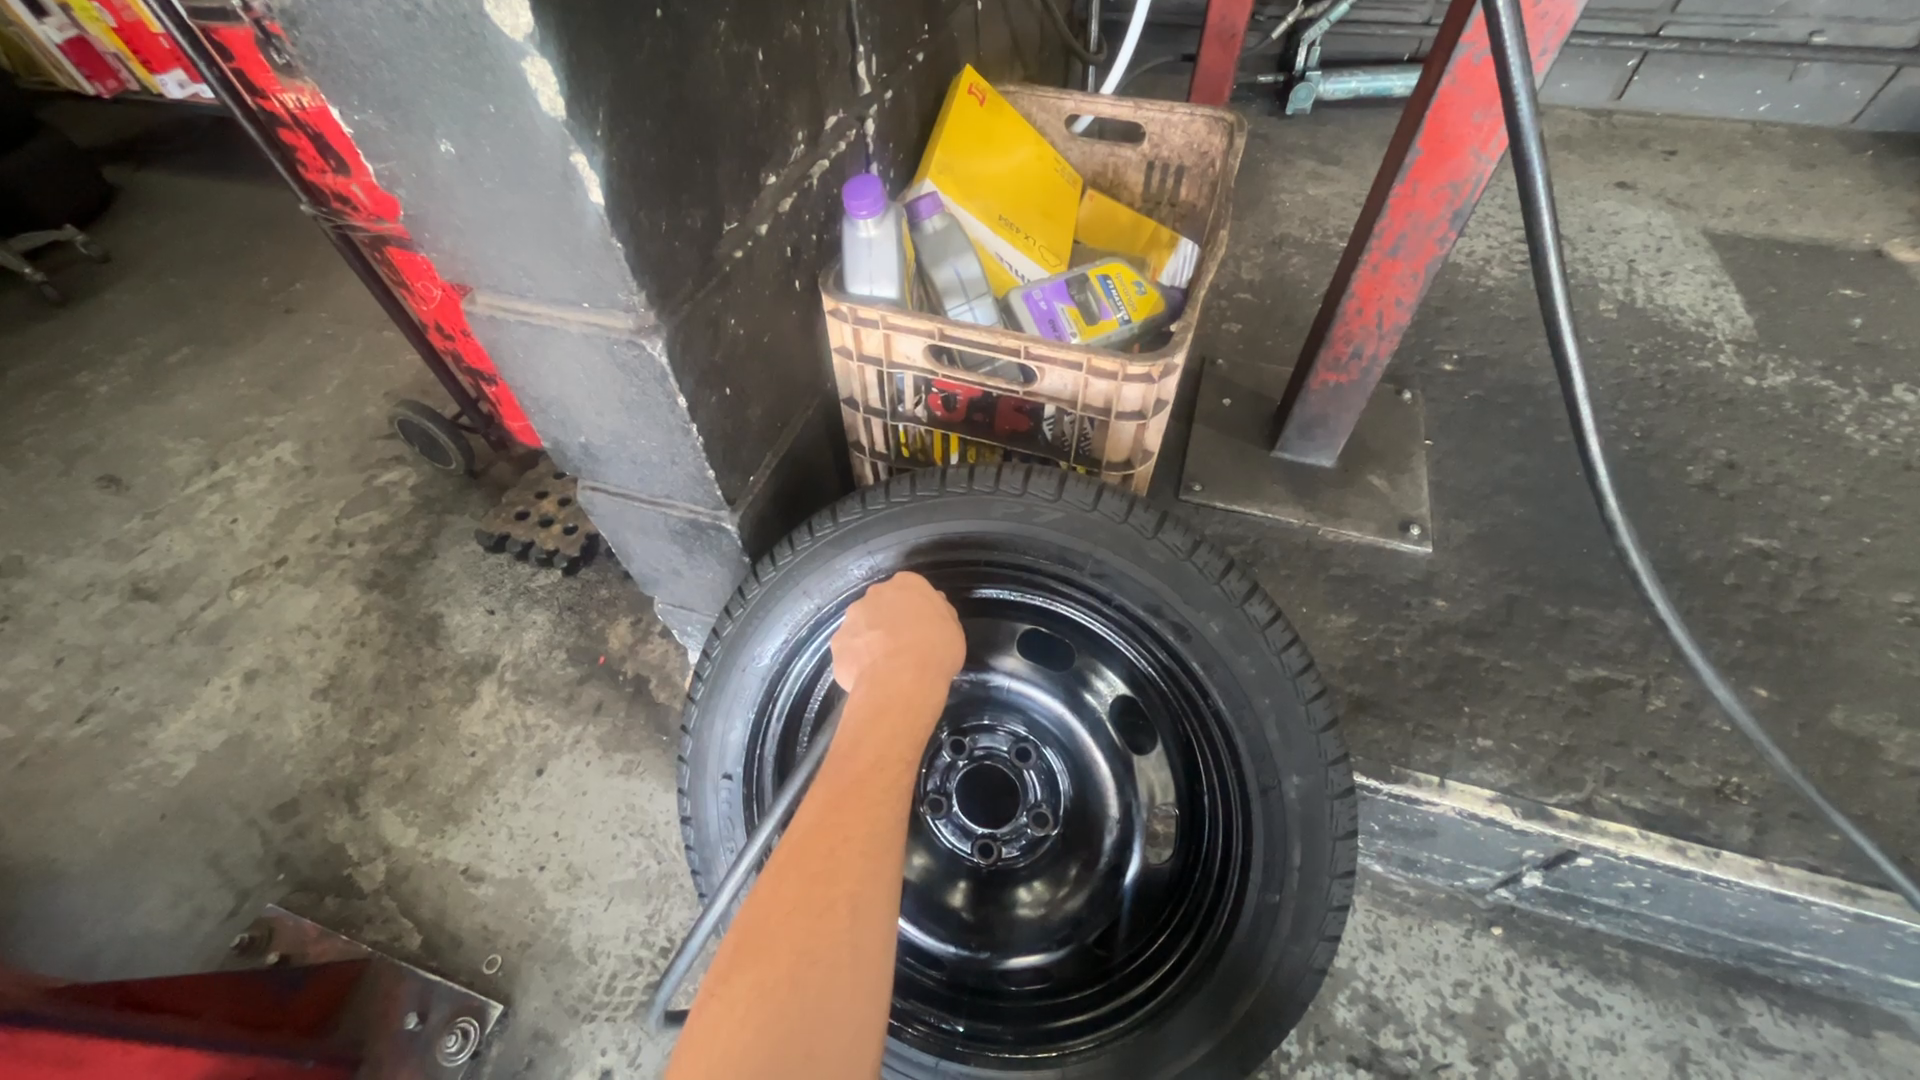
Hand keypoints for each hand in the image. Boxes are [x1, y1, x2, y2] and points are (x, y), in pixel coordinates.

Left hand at [830, 572, 964, 695]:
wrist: (901, 680)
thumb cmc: (935, 650)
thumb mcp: (953, 629)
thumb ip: (940, 613)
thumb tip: (934, 606)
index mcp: (907, 584)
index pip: (910, 587)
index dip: (914, 607)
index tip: (921, 625)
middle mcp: (875, 594)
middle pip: (881, 603)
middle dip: (888, 619)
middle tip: (902, 644)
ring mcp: (851, 617)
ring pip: (861, 625)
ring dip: (870, 638)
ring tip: (884, 664)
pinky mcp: (837, 643)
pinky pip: (849, 649)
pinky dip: (857, 659)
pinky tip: (870, 676)